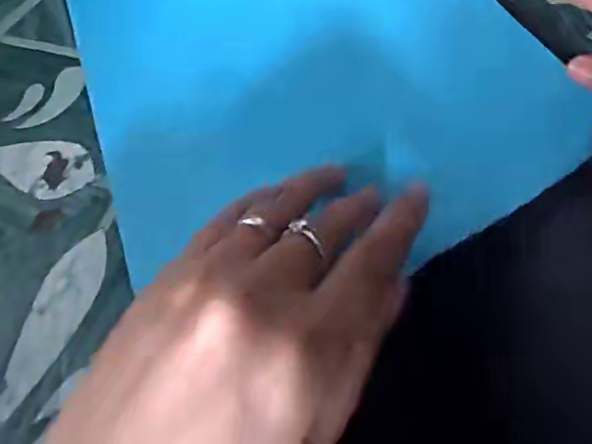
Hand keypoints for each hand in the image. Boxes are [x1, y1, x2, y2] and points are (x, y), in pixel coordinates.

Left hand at [48, 167, 429, 443]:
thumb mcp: (312, 432)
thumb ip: (357, 355)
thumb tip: (396, 284)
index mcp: (303, 350)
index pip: (368, 266)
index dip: (399, 225)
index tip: (418, 194)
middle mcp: (260, 297)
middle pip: (324, 230)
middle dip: (358, 208)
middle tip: (377, 193)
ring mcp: (210, 274)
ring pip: (276, 210)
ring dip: (311, 187)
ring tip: (335, 175)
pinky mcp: (174, 267)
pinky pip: (228, 215)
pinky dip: (261, 197)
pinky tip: (276, 192)